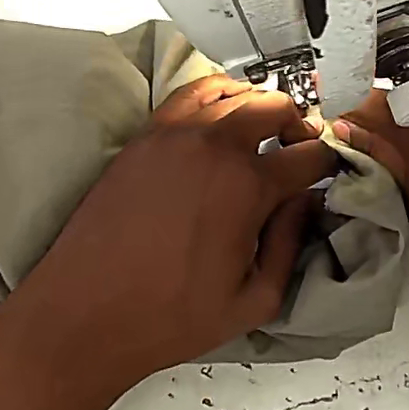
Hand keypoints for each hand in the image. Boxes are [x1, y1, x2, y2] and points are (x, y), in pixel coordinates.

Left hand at [5, 75, 336, 394]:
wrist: (81, 318)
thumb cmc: (170, 317)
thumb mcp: (256, 299)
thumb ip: (292, 243)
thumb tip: (306, 203)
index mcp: (248, 187)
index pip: (309, 154)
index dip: (327, 162)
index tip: (327, 172)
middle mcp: (214, 148)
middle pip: (277, 107)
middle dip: (300, 124)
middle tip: (300, 148)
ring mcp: (175, 136)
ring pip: (236, 92)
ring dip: (260, 104)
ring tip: (265, 129)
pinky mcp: (145, 138)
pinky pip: (191, 95)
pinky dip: (218, 96)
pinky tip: (223, 118)